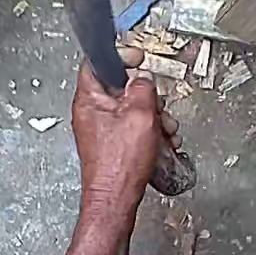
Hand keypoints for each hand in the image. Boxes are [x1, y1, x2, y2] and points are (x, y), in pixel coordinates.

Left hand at [71, 46, 181, 218]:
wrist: (116, 198)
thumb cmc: (121, 163)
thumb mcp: (140, 114)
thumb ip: (143, 88)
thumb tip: (143, 78)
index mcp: (89, 99)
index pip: (99, 63)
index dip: (120, 56)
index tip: (138, 57)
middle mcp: (92, 113)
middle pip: (122, 88)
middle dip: (148, 97)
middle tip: (159, 110)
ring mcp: (102, 130)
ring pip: (133, 110)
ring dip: (155, 118)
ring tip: (165, 133)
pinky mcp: (113, 145)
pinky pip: (134, 129)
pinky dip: (150, 133)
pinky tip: (163, 144)